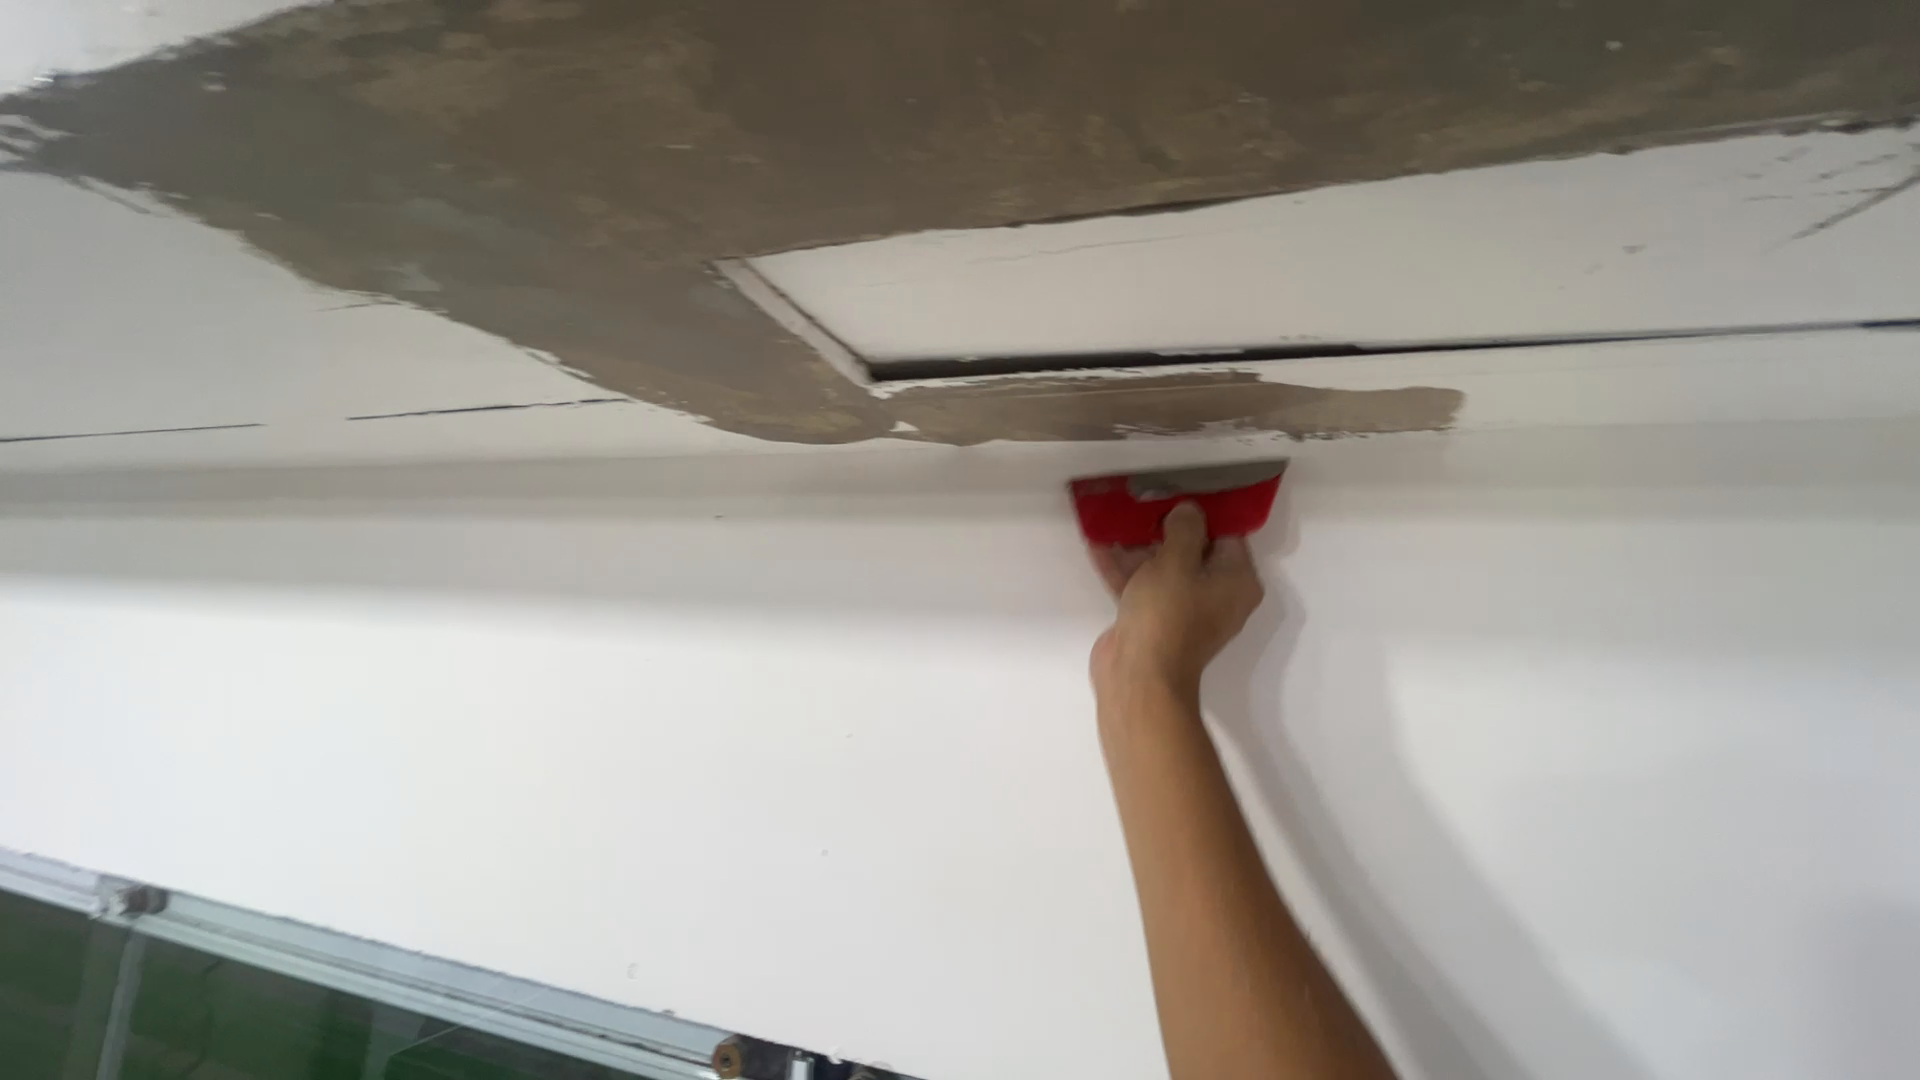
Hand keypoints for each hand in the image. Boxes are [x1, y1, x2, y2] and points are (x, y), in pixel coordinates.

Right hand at [1089, 501, 1264, 697]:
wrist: (1139, 675)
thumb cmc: (1168, 614)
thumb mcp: (1177, 560)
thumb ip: (1184, 528)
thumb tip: (1188, 511)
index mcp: (1236, 581)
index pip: (1225, 535)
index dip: (1201, 512)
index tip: (1176, 492)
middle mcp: (1215, 594)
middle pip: (1191, 550)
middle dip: (1161, 527)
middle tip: (1139, 501)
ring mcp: (1182, 609)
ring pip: (1161, 567)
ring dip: (1136, 547)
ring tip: (1111, 517)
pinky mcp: (1153, 619)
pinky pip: (1141, 585)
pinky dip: (1122, 568)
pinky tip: (1097, 544)